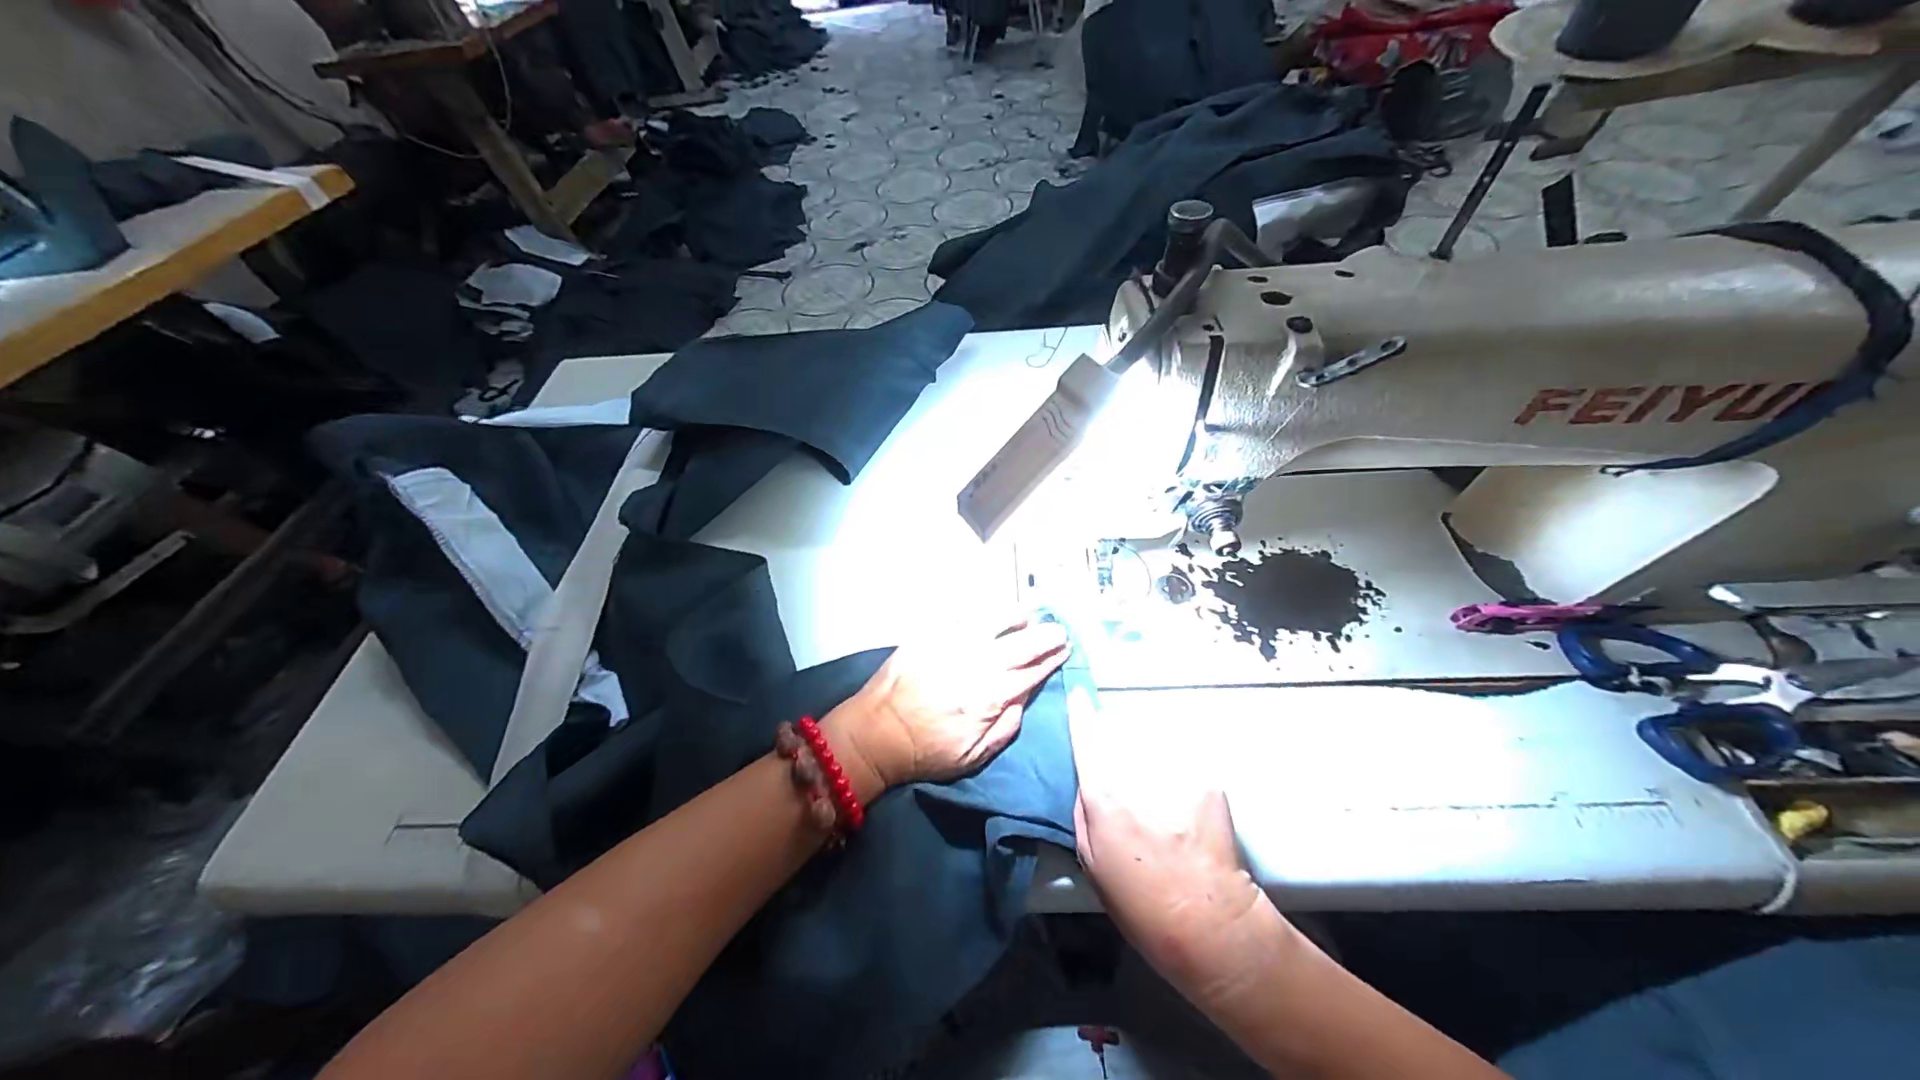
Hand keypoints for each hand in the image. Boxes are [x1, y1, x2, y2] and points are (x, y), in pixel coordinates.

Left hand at [824, 616, 1069, 789]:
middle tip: (1058, 630)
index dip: (1052, 660)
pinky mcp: (929, 634)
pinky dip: (980, 612)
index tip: (1065, 651)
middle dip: (1044, 635)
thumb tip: (1023, 698)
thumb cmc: (925, 751)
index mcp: (989, 697)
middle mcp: (975, 664)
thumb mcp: (974, 756)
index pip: (1031, 673)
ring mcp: (951, 645)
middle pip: (1020, 644)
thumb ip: (1006, 727)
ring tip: (1026, 616)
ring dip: (1015, 617)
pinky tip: (989, 614)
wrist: (876, 733)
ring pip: (993, 621)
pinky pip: (961, 615)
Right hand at [1070, 687, 1293, 1015]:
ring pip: (1153, 742)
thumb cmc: (1139, 900)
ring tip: (1159, 792)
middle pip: (1121, 733)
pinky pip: (1183, 760)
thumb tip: (1090, 776)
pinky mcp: (1208, 779)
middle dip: (1118, 739)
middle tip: (1127, 772)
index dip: (1081, 712)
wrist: (1208, 922)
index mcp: (1103, 795)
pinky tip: (1183, 802)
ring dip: (1150, 754)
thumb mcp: (1090, 858)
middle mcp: (1138, 774)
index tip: (1080, 695)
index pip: (1088, 736)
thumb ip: (1085, 807)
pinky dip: (1178, 770)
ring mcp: (1176, 774)